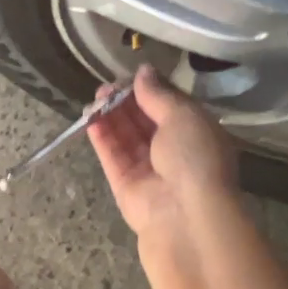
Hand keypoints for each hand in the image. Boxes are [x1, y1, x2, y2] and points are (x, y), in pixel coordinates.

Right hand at [87, 64, 239, 245]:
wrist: (185, 216)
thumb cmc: (194, 158)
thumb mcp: (183, 116)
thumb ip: (158, 94)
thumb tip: (142, 72)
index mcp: (197, 133)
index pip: (170, 107)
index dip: (150, 91)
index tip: (131, 77)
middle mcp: (174, 152)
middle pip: (145, 122)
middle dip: (126, 103)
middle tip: (105, 87)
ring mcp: (149, 171)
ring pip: (126, 139)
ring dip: (111, 117)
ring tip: (94, 98)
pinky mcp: (126, 187)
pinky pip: (113, 158)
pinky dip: (102, 139)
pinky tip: (90, 119)